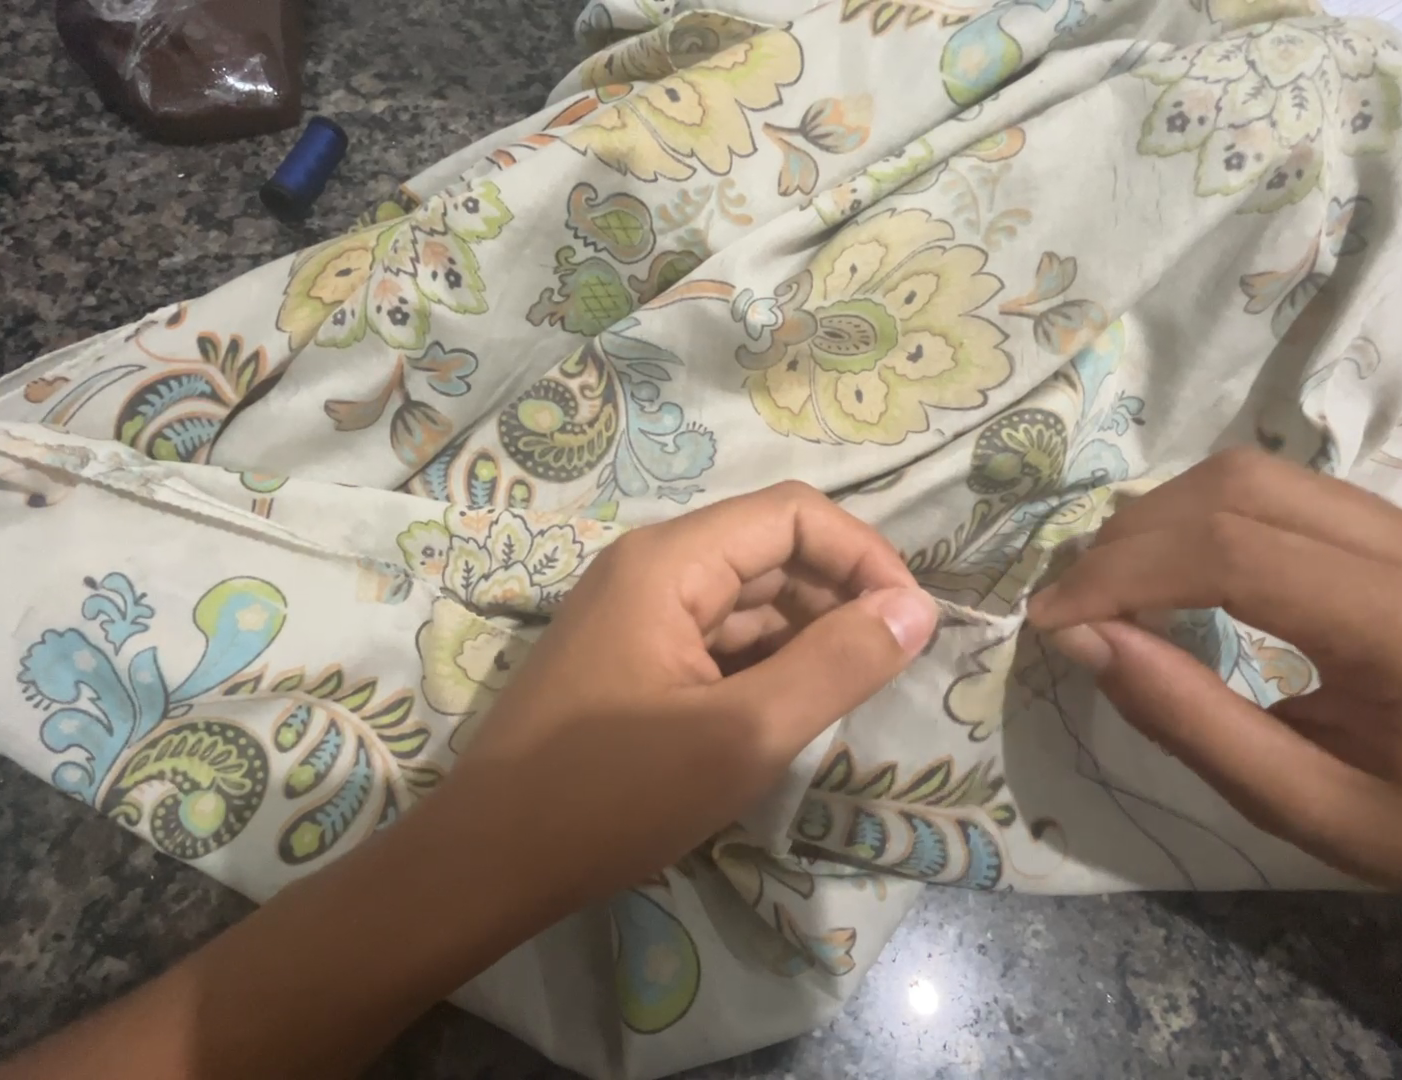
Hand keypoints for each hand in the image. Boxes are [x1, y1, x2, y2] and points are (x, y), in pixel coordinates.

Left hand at [423, 481, 938, 911]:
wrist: (486, 863)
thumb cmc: (611, 795)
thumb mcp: (741, 736)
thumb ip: (836, 666)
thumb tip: (915, 610)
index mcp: (670, 561)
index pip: (791, 514)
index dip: (862, 555)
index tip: (910, 621)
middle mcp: (651, 568)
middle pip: (769, 551)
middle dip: (839, 596)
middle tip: (889, 664)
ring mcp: (637, 613)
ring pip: (745, 599)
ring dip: (804, 633)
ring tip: (850, 690)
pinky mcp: (633, 657)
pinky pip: (716, 639)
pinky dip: (763, 663)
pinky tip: (791, 706)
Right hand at [1026, 450, 1401, 939]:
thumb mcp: (1294, 805)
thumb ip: (1183, 718)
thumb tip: (1080, 638)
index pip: (1234, 554)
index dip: (1122, 576)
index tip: (1052, 619)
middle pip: (1237, 488)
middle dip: (1131, 540)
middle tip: (1078, 605)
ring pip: (1249, 474)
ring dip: (1158, 519)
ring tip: (1113, 584)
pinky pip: (1274, 490)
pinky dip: (1195, 518)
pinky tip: (1171, 568)